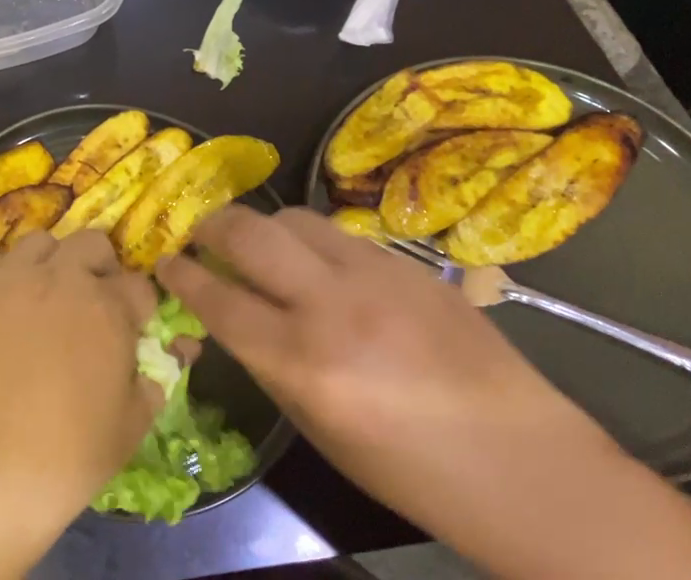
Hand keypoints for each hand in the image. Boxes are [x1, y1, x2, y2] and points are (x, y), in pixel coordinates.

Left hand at [0, 230, 161, 548]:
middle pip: (91, 243)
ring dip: (53, 261)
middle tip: (96, 303)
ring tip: (49, 297)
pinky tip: (8, 304)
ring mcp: (11, 281)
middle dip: (101, 266)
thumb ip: (154, 378)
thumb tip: (170, 355)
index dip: (142, 307)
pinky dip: (6, 272)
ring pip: (40, 241)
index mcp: (108, 308)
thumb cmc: (71, 455)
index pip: (140, 285)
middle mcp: (60, 279)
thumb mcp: (132, 422)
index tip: (136, 328)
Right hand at [156, 207, 690, 579]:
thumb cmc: (409, 470)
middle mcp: (334, 308)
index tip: (162, 262)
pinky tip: (320, 265)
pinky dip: (315, 242)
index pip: (217, 298)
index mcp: (303, 364)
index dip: (180, 275)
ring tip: (258, 244)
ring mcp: (379, 279)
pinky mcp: (414, 268)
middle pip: (248, 234)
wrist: (527, 469)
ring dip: (264, 226)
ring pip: (296, 219)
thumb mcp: (316, 427)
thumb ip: (267, 362)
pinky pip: (344, 236)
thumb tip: (228, 315)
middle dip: (211, 226)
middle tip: (198, 234)